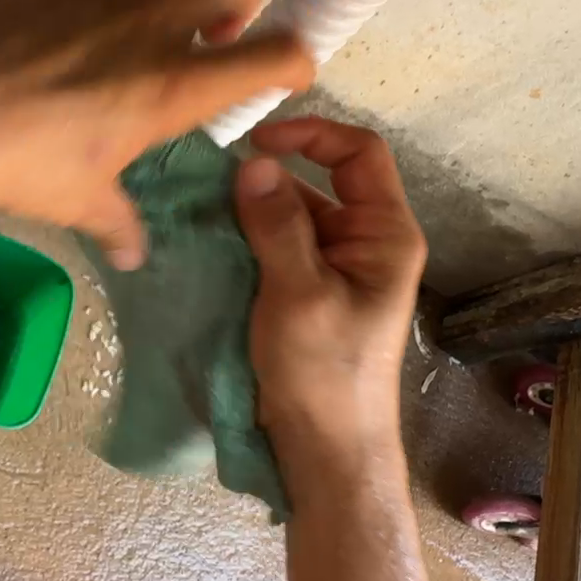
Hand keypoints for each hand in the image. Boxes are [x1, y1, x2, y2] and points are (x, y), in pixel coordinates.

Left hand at [0, 0, 313, 268]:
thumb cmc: (21, 167)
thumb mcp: (78, 203)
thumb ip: (116, 225)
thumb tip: (131, 255)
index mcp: (173, 85)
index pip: (277, 54)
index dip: (295, 60)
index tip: (281, 76)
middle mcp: (151, 25)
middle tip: (209, 30)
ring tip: (146, 11)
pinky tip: (72, 15)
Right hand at [232, 117, 426, 480]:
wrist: (324, 446)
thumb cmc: (322, 371)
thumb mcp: (299, 293)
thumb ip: (278, 226)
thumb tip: (251, 164)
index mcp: (384, 234)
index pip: (358, 154)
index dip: (310, 134)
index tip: (253, 141)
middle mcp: (361, 242)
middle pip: (317, 183)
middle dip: (265, 176)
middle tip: (207, 181)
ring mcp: (330, 268)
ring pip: (288, 216)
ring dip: (247, 210)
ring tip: (197, 210)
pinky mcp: (301, 291)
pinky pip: (273, 247)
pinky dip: (242, 238)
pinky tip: (206, 239)